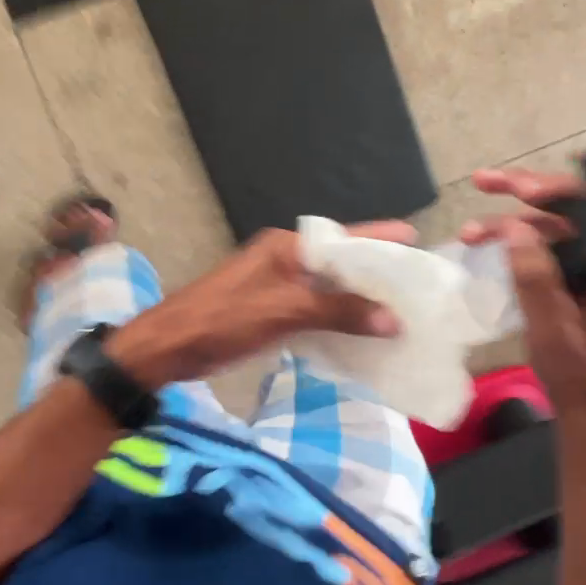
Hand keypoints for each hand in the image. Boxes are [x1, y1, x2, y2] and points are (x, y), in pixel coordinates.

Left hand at [105, 222, 413, 389]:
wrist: (167, 347)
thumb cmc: (222, 319)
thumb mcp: (283, 311)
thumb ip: (337, 311)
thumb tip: (393, 318)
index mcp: (286, 247)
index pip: (343, 237)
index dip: (379, 238)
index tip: (416, 239)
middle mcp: (284, 260)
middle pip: (339, 263)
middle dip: (376, 275)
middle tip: (418, 288)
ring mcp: (275, 286)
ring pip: (328, 289)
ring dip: (358, 301)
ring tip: (400, 315)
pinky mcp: (269, 312)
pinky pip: (314, 310)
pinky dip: (337, 320)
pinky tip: (360, 337)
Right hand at [461, 167, 585, 406]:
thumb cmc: (579, 373)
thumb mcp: (552, 323)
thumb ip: (535, 273)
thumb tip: (513, 226)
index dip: (552, 190)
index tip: (513, 187)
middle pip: (568, 213)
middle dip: (522, 197)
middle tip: (481, 181)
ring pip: (553, 233)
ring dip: (512, 226)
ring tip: (469, 232)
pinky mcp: (576, 289)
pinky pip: (548, 255)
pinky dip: (518, 247)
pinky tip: (490, 246)